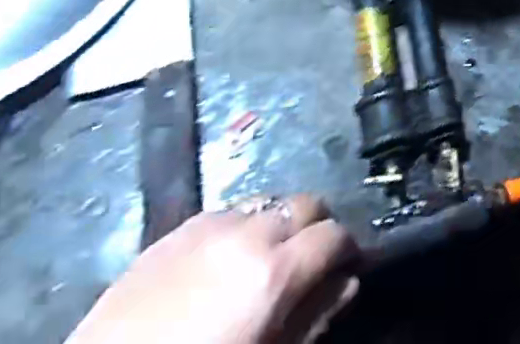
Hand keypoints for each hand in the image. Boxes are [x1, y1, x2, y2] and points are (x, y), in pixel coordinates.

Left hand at [66, 196, 359, 343]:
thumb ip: (313, 318)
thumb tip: (346, 283)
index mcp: (275, 271)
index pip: (335, 235)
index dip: (346, 250)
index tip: (343, 268)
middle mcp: (249, 235)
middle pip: (306, 202)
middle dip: (316, 226)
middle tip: (308, 259)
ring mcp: (208, 227)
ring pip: (267, 201)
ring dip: (276, 223)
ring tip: (263, 257)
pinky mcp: (173, 231)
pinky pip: (224, 213)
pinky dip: (238, 228)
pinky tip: (223, 260)